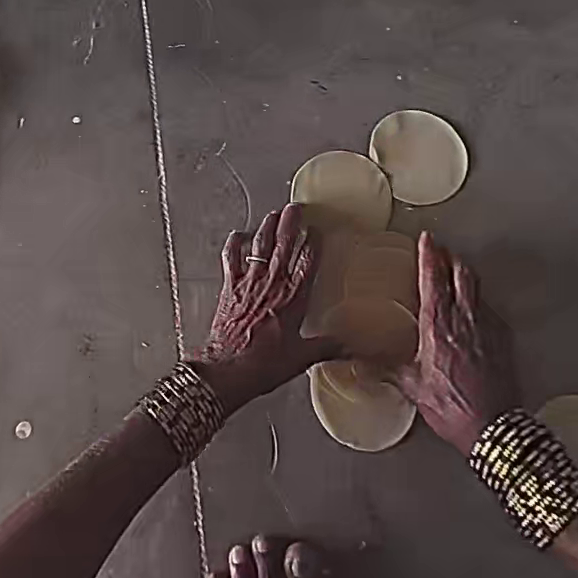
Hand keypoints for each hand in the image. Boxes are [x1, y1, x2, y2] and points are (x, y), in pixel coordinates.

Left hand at [194, 205, 335, 410]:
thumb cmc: (263, 364)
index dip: (314, 243)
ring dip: (267, 227)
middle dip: (290, 223)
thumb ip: (326, 347)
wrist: (228, 370)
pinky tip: (238, 235)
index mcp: (294, 298)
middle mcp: (273, 284)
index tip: (317, 230)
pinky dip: (234, 244)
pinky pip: (231, 258)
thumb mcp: (301, 358)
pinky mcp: (230, 287)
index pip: (308, 261)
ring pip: (260, 246)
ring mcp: (249, 283)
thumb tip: (350, 347)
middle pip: (284, 245)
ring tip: (273, 213)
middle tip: (295, 208)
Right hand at [394, 232, 519, 451]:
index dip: (430, 254)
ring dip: (464, 273)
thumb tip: (360, 362)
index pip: (434, 278)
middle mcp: (464, 319)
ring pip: (477, 286)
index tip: (426, 239)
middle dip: (450, 257)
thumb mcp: (412, 386)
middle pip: (461, 273)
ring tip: (454, 270)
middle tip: (440, 250)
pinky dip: (477, 299)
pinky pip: (488, 308)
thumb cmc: (451, 407)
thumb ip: (386, 368)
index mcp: (438, 324)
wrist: (492, 427)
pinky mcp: (501, 338)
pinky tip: (471, 308)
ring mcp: (486, 326)